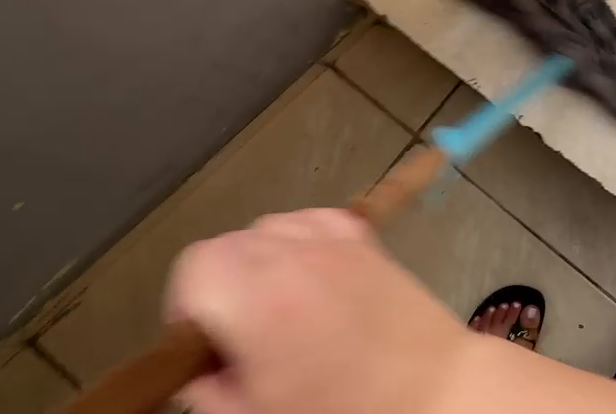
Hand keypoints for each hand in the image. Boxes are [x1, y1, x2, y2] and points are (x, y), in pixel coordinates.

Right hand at [165, 208, 471, 413]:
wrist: (429, 387)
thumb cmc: (341, 408)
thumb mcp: (254, 412)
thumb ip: (209, 389)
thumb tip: (198, 369)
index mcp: (256, 294)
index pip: (194, 265)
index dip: (186, 305)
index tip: (199, 341)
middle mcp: (293, 252)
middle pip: (228, 244)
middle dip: (222, 286)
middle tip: (239, 336)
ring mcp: (333, 238)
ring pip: (270, 228)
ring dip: (261, 261)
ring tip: (278, 310)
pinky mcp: (364, 237)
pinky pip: (313, 220)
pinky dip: (302, 242)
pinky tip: (312, 281)